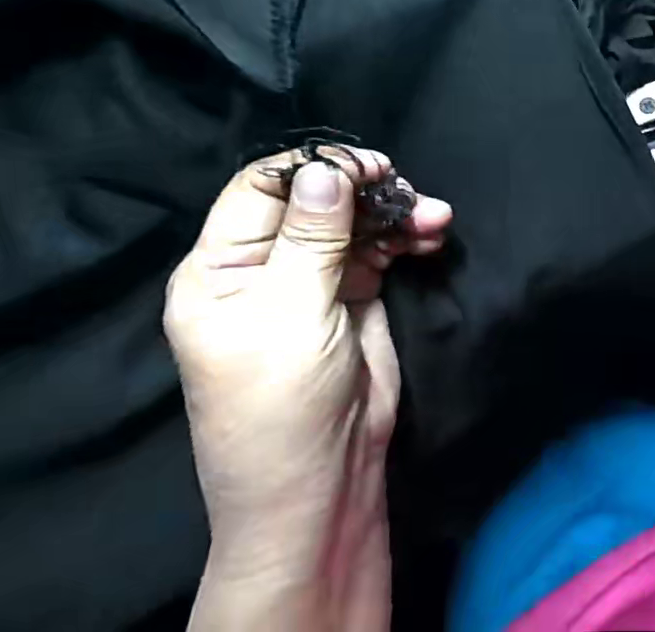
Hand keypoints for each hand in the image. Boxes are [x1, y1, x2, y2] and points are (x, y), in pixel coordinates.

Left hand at [165, 146, 451, 570]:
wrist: (325, 488)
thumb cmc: (282, 406)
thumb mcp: (291, 317)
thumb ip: (312, 238)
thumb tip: (325, 168)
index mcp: (220, 268)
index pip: (260, 189)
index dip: (311, 169)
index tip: (363, 166)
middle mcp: (262, 265)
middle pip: (314, 199)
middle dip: (362, 189)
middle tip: (402, 185)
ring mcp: (311, 279)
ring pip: (353, 221)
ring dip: (394, 212)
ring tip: (433, 216)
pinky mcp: (352, 294)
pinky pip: (379, 249)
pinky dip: (406, 236)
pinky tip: (432, 233)